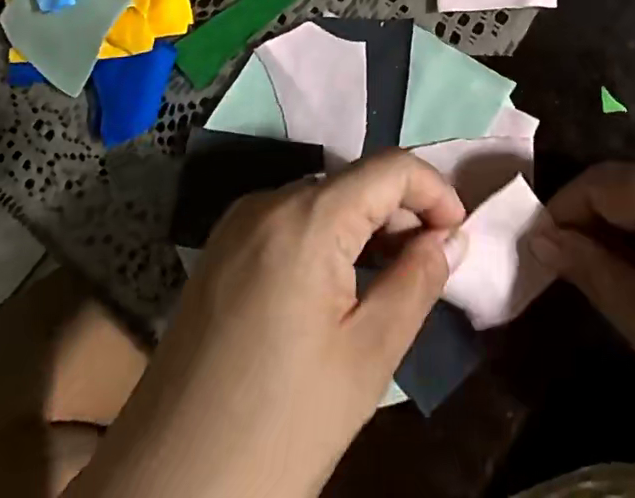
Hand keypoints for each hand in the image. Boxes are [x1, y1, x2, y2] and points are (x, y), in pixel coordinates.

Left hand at [66, 151, 465, 497]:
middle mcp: (263, 203)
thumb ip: (417, 281)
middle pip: (350, 182)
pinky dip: (325, 239)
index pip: (387, 168)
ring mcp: (234, 224)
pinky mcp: (219, 250)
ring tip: (392, 278)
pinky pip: (286, 223)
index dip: (434, 190)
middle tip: (431, 265)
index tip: (458, 235)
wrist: (176, 476)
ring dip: (364, 226)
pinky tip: (339, 285)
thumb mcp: (369, 355)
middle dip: (400, 212)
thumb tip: (450, 238)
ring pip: (318, 201)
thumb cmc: (285, 421)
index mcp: (303, 219)